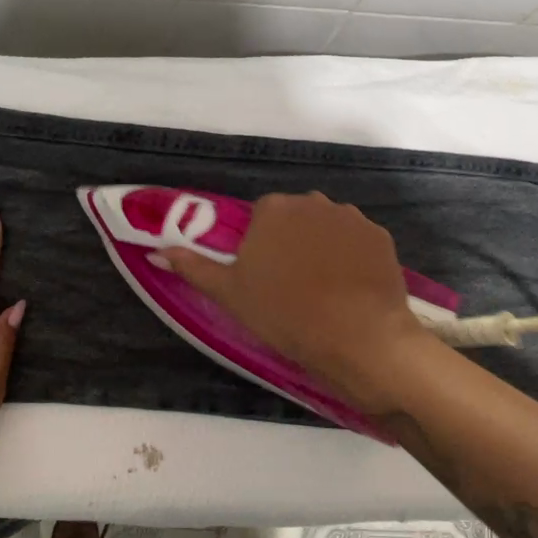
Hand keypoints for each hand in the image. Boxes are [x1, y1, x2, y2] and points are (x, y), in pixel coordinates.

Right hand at [162, 192, 433, 416]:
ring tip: (324, 293)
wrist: (358, 336)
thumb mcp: (229, 294)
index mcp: (273, 208)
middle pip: (296, 219)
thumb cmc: (284, 313)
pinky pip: (358, 244)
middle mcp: (313, 201)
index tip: (264, 280)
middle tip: (291, 288)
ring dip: (323, 250)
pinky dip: (353, 261)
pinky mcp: (380, 236)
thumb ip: (193, 267)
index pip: (261, 219)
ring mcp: (351, 217)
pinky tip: (350, 292)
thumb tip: (157, 251)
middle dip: (292, 245)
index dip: (261, 250)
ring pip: (328, 230)